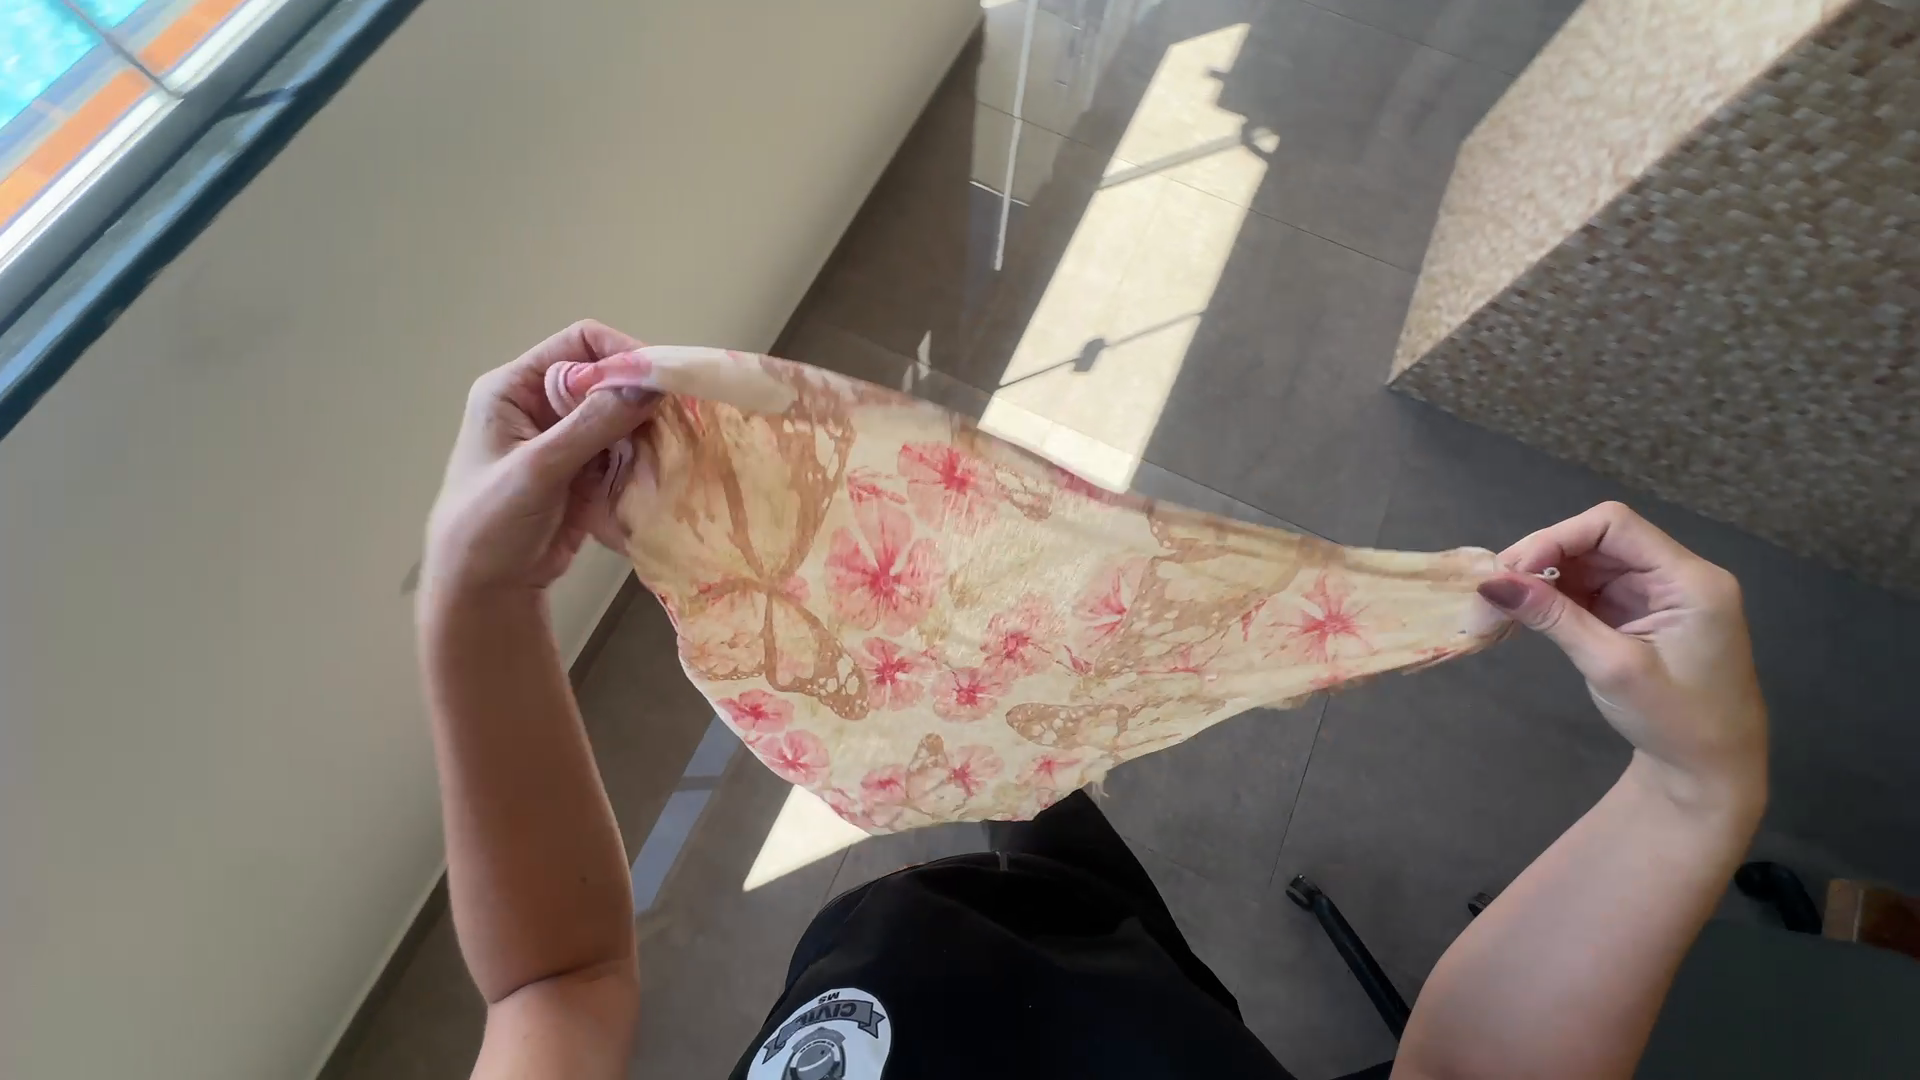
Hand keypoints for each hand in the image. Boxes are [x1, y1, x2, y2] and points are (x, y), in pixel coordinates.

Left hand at [422, 320, 657, 604]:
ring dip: (648, 429)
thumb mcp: (538, 469)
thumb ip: (591, 425)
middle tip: (677, 418)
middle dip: (642, 395)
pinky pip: (629, 450)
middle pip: (609, 379)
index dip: (621, 354)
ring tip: (672, 446)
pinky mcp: (590, 470)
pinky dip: (647, 456)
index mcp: (516, 388)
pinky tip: (661, 467)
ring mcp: (570, 440)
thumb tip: (647, 385)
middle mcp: (544, 405)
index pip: (579, 344)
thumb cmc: (489, 523)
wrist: (487, 587)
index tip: (660, 380)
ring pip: (624, 416)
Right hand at [1477, 502, 1767, 815]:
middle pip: (1592, 540)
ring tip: (1497, 605)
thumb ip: (1553, 617)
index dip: (1556, 538)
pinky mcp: (1630, 611)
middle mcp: (1671, 576)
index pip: (1613, 525)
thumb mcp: (1611, 666)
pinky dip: (1546, 597)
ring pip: (1580, 562)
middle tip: (1493, 591)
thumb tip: (1489, 582)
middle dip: (1538, 558)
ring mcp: (1650, 594)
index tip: (1514, 573)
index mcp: (1688, 580)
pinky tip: (1520, 614)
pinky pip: (1581, 588)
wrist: (1707, 769)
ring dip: (1536, 579)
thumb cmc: (1676, 719)